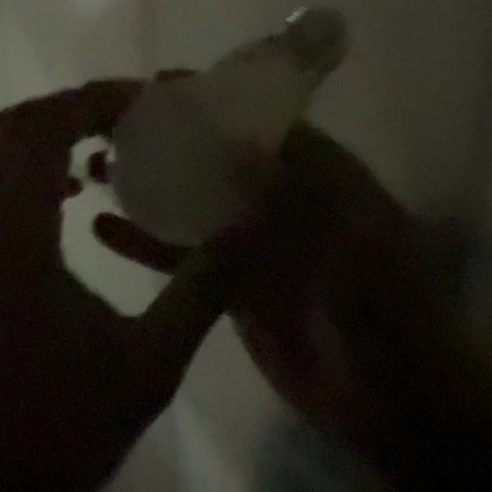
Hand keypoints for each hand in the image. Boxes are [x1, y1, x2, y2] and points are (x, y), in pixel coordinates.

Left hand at [0, 81, 235, 491]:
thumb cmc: (61, 428)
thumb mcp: (149, 367)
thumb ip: (201, 292)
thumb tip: (248, 230)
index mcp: (13, 239)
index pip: (45, 130)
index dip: (96, 102)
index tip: (148, 102)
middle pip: (13, 126)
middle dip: (73, 108)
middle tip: (133, 118)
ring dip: (44, 132)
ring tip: (104, 146)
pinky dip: (22, 163)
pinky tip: (68, 193)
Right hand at [94, 120, 477, 462]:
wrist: (395, 408)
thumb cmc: (388, 319)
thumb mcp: (351, 247)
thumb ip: (293, 194)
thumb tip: (231, 143)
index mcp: (326, 179)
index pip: (264, 122)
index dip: (216, 99)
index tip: (161, 84)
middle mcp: (287, 201)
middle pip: (221, 156)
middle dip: (171, 138)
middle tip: (111, 125)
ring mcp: (258, 244)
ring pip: (196, 201)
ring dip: (151, 184)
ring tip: (96, 167)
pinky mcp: (233, 285)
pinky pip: (184, 253)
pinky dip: (146, 239)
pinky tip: (102, 230)